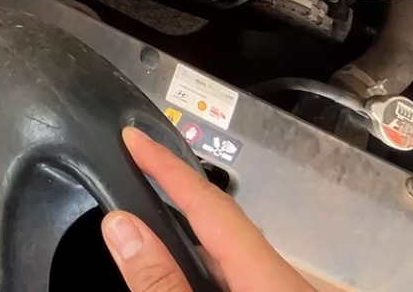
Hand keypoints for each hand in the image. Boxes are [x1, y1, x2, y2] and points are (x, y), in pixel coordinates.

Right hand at [102, 126, 315, 291]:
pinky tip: (186, 273)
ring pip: (238, 253)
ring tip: (150, 219)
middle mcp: (292, 283)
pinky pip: (247, 275)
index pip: (212, 204)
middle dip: (178, 192)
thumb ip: (161, 282)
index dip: (168, 166)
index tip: (132, 136)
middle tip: (135, 164)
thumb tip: (120, 224)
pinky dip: (211, 263)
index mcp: (273, 281)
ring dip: (192, 234)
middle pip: (227, 225)